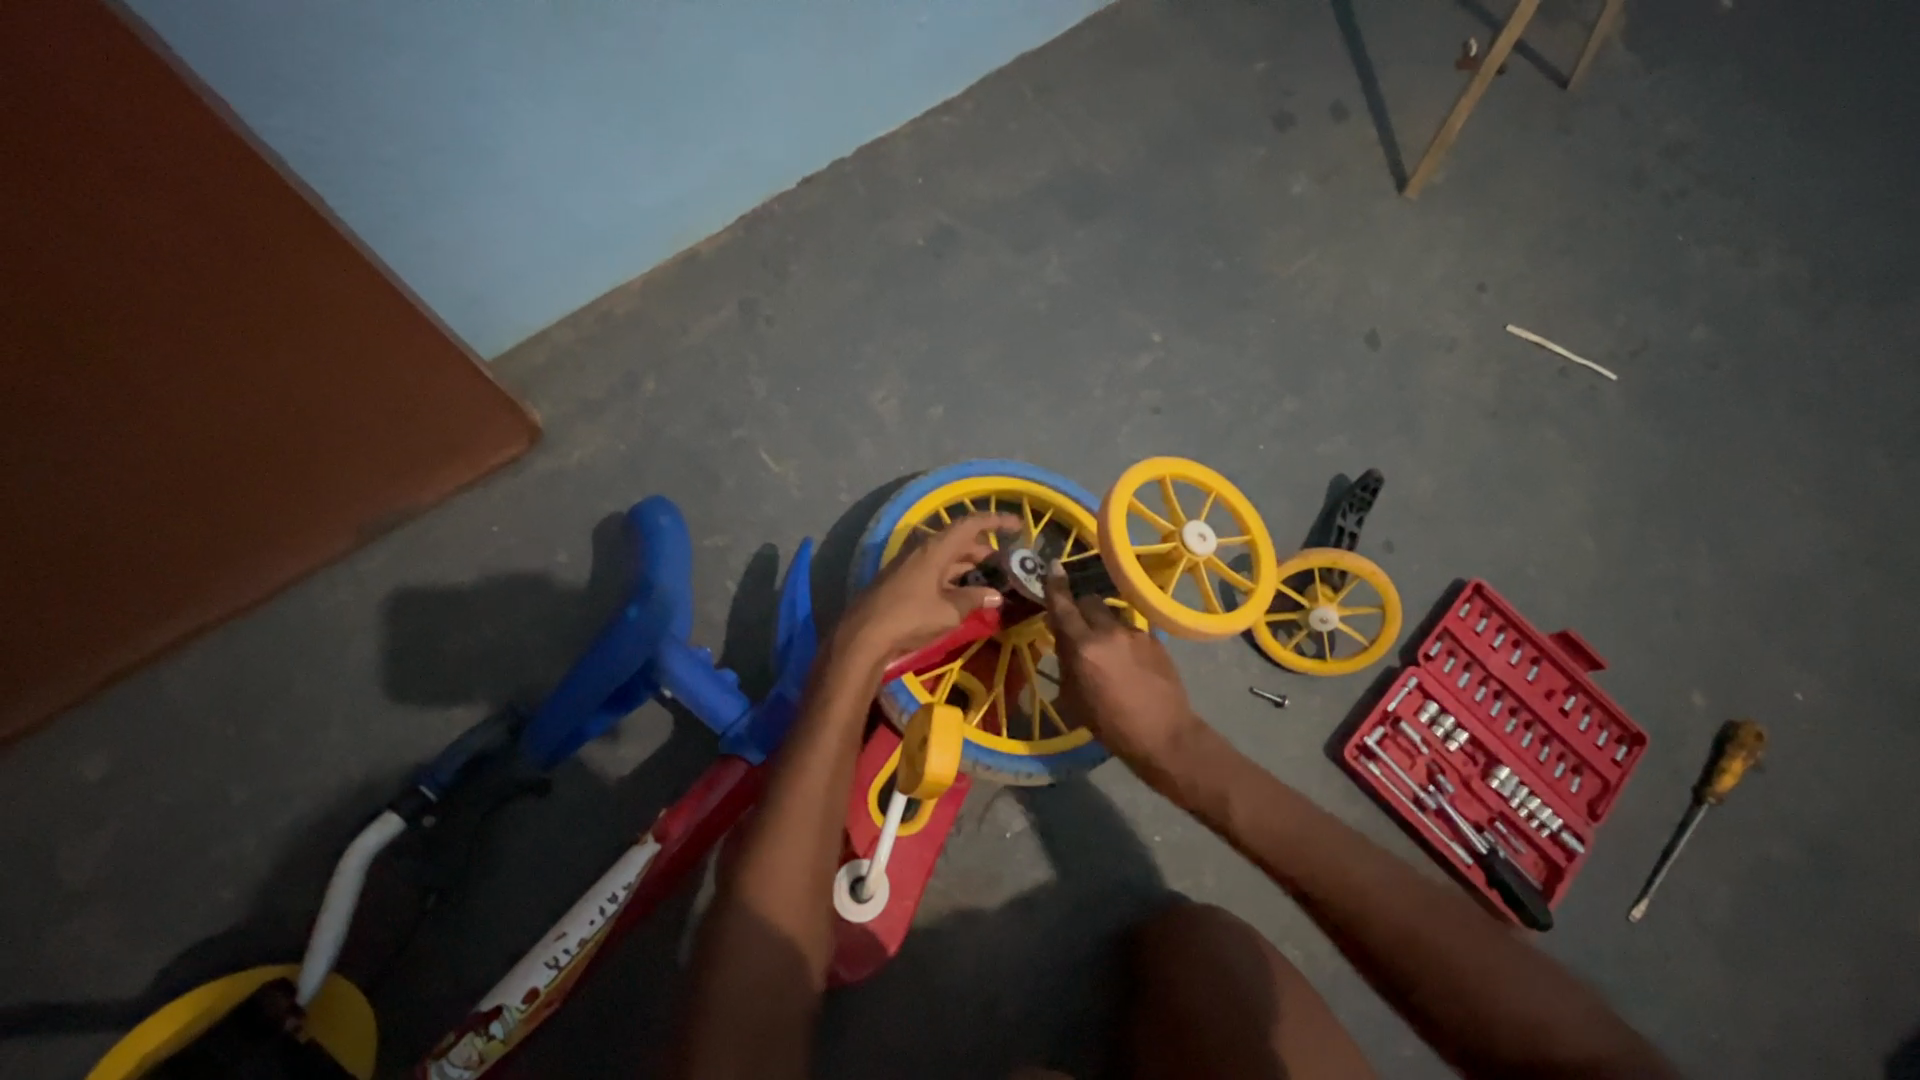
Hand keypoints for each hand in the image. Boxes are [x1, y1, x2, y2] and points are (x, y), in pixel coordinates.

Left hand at [836, 513, 1019, 664]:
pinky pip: (935, 571)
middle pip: (959, 541)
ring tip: (990, 582)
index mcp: (935, 548)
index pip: (970, 525)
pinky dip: (953, 578)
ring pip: (946, 558)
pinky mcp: (902, 581)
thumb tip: (995, 595)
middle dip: (984, 551)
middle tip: (1005, 566)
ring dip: (968, 566)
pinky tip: (963, 595)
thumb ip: (974, 600)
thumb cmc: (910, 617)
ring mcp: (909, 565)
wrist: (864, 635)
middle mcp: (922, 550)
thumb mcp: (949, 611)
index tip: (1018, 526)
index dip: (996, 522)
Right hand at [1042, 562, 1205, 767]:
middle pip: (1089, 602)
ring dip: (1103, 624)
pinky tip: (1128, 661)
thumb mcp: (1074, 699)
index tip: (1052, 567)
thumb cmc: (1111, 724)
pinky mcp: (1156, 640)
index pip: (1063, 607)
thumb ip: (1066, 663)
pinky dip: (1123, 638)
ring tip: (1106, 648)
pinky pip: (1131, 630)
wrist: (1164, 735)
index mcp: (1084, 647)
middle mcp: (1109, 632)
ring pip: (1112, 615)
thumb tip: (1064, 643)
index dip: (1055, 586)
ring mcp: (1136, 634)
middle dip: (1079, 609)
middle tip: (1077, 626)